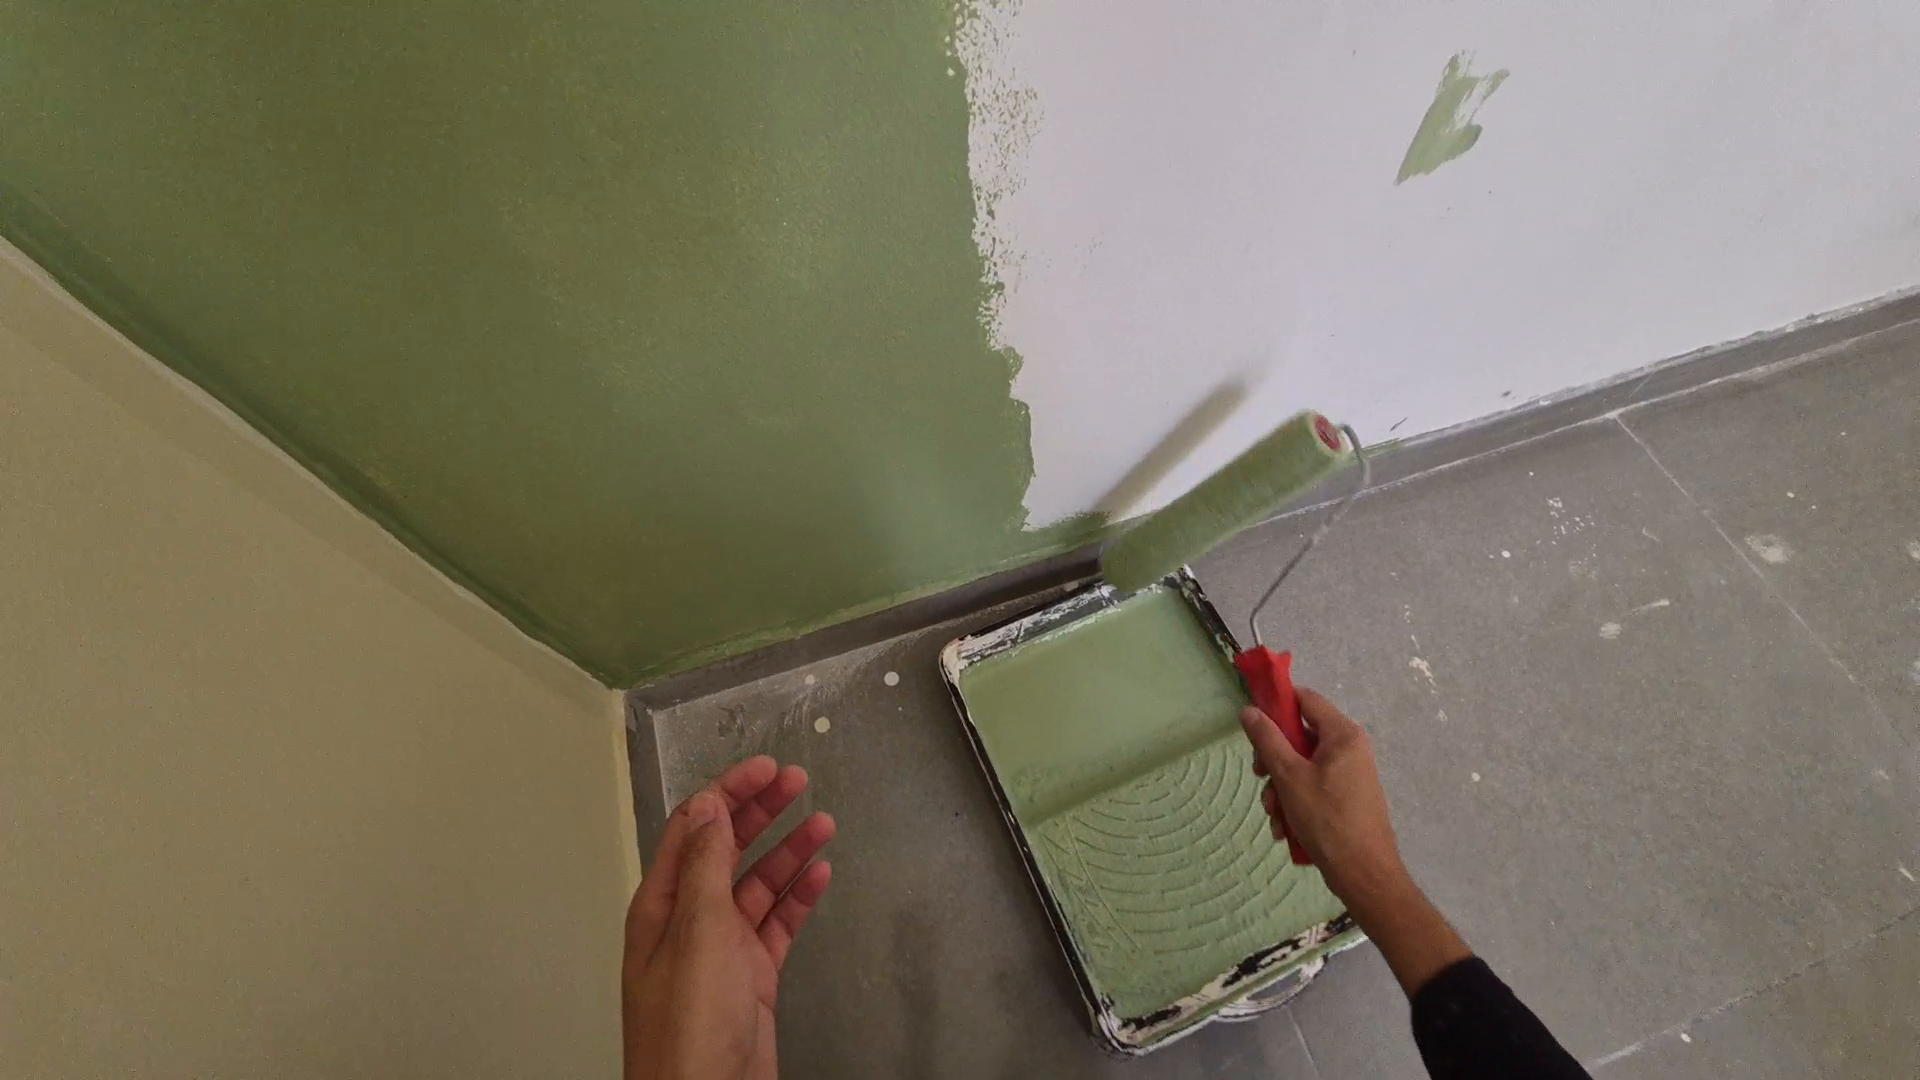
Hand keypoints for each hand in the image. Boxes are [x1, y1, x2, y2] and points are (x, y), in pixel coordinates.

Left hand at [622, 757, 835, 1079]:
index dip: (728, 791)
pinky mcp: (753, 972)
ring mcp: (724, 946)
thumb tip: (705, 804)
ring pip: (760, 882)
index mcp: (664, 903)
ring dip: (789, 849)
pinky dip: (800, 895)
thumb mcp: (698, 933)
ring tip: (824, 823)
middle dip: (761, 810)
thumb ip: (705, 865)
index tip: (765, 767)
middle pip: (728, 846)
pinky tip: (821, 874)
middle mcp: (691, 917)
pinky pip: (779, 920)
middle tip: (797, 779)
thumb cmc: (692, 1022)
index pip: (694, 827)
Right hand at [1240, 688, 1469, 995]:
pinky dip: (1295, 801)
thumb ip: (1266, 738)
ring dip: (1280, 787)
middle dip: (1273, 758)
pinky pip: (1313, 785)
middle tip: (1259, 776)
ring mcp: (1350, 773)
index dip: (1277, 704)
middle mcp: (1350, 748)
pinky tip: (1286, 828)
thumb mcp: (1288, 775)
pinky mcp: (1347, 796)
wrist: (1364, 875)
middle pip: (1299, 735)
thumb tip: (1248, 710)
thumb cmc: (1326, 819)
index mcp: (1342, 735)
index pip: (1305, 699)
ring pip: (1301, 764)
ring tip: (1275, 815)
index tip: (1253, 721)